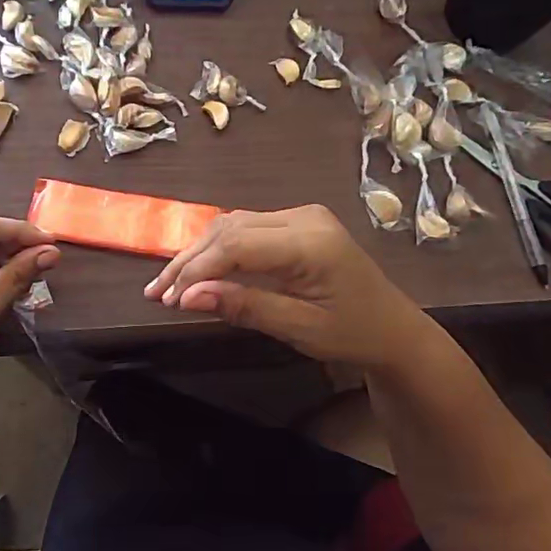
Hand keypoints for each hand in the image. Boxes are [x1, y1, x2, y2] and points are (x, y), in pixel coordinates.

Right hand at [143, 205, 429, 367]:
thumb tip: (187, 297)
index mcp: (311, 242)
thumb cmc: (353, 334)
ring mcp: (300, 216)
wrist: (394, 328)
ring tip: (168, 284)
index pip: (236, 244)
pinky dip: (218, 250)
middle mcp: (303, 217)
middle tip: (157, 292)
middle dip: (189, 260)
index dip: (197, 269)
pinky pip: (245, 229)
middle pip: (229, 228)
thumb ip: (243, 306)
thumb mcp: (299, 328)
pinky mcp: (296, 223)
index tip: (169, 299)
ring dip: (198, 253)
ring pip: (232, 225)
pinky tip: (198, 270)